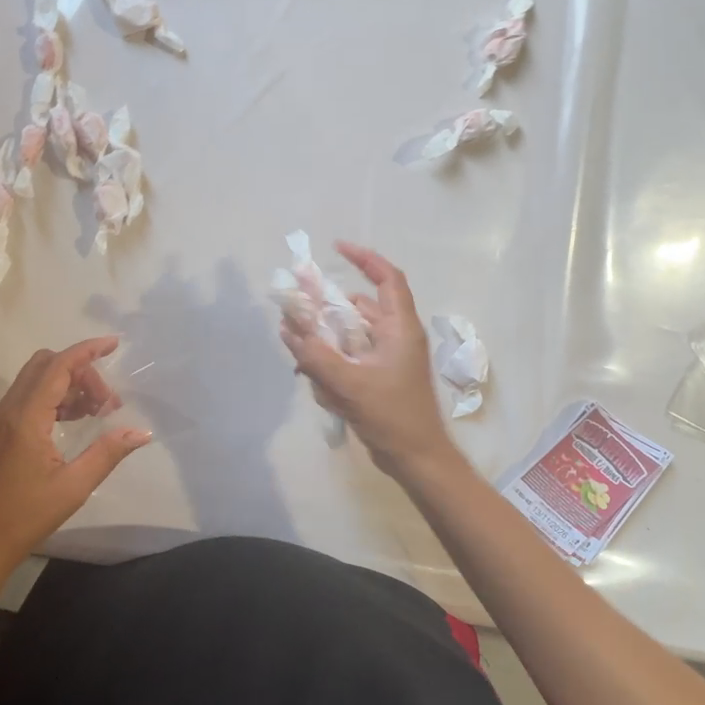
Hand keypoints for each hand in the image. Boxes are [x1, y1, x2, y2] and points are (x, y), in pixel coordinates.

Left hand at [0, 337, 150, 591]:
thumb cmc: (26, 516)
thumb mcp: (74, 486)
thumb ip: (107, 453)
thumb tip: (140, 432)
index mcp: (26, 418)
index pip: (58, 367)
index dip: (87, 351)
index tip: (113, 344)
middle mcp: (8, 410)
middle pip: (45, 366)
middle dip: (80, 372)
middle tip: (107, 403)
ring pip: (34, 381)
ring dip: (66, 386)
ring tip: (95, 414)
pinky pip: (25, 399)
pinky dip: (50, 399)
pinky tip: (70, 423)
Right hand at [279, 242, 459, 480]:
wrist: (415, 457)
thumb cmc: (391, 415)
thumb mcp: (348, 383)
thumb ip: (315, 355)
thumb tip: (289, 329)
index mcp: (399, 329)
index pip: (387, 279)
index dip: (364, 258)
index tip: (336, 248)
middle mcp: (395, 338)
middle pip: (358, 308)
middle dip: (326, 310)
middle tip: (296, 308)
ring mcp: (386, 359)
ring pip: (348, 337)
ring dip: (325, 345)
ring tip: (301, 354)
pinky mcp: (378, 378)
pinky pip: (348, 361)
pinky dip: (331, 367)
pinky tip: (318, 386)